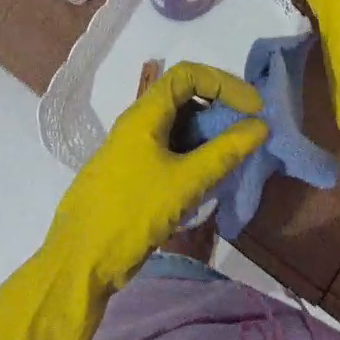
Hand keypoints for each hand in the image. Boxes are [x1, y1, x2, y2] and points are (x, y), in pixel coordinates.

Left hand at [0, 62, 267, 339]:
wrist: (78, 264)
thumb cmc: (130, 215)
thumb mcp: (184, 183)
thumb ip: (225, 152)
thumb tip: (261, 126)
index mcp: (144, 114)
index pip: (188, 75)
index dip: (224, 83)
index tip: (253, 108)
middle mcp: (138, 124)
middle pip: (185, 98)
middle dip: (221, 109)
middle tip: (249, 131)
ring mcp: (134, 149)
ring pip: (179, 126)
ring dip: (210, 134)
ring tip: (235, 157)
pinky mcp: (134, 174)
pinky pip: (171, 151)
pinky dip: (196, 156)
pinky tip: (211, 179)